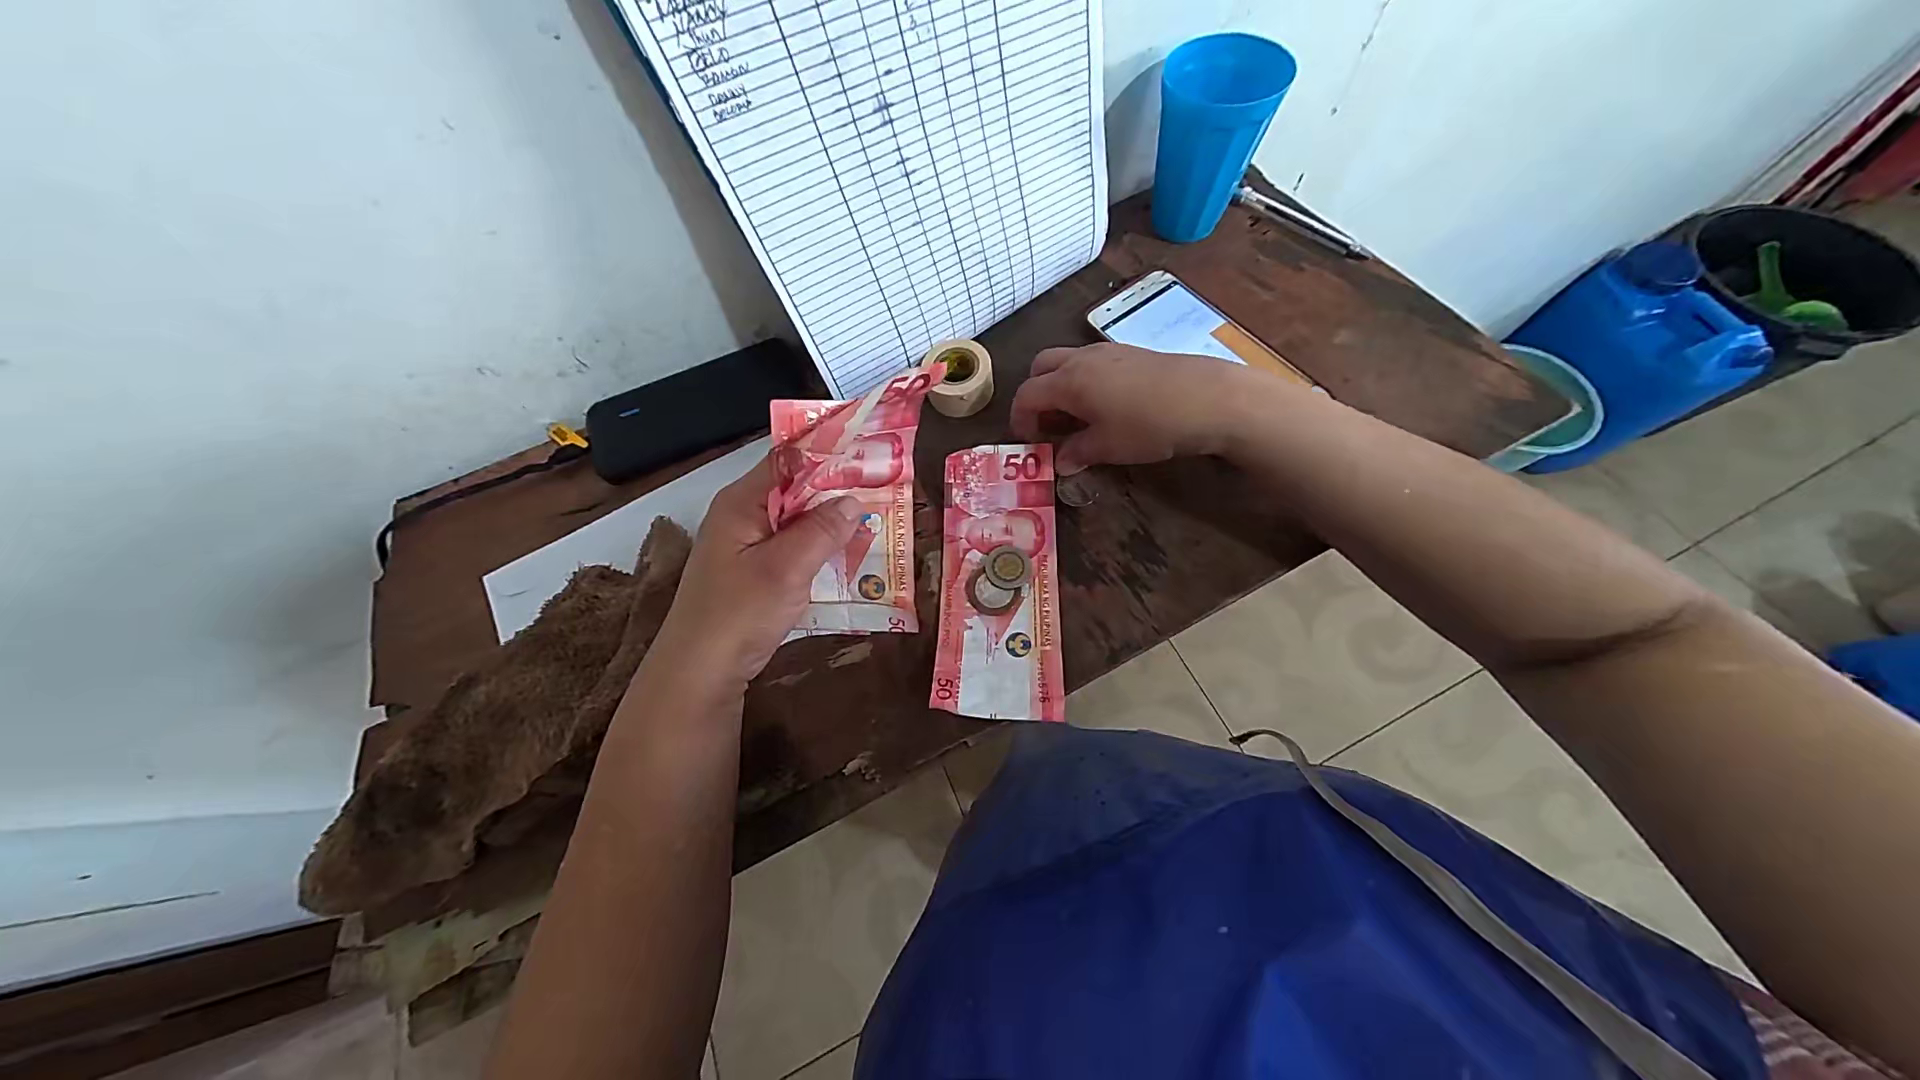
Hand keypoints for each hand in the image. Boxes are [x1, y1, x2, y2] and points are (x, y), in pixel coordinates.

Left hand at [650, 456, 862, 689]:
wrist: (700, 673)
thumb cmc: (739, 614)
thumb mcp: (786, 569)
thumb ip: (821, 530)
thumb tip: (853, 499)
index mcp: (741, 503)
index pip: (787, 460)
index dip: (827, 452)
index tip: (869, 451)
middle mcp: (742, 516)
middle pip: (795, 489)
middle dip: (837, 488)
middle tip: (884, 486)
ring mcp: (748, 545)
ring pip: (798, 521)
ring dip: (832, 521)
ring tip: (877, 517)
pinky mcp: (756, 572)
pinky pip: (795, 547)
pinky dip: (821, 547)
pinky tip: (850, 555)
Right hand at [1008, 344, 1269, 473]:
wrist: (1207, 398)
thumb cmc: (1149, 425)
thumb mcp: (1108, 447)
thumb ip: (1078, 452)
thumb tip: (1061, 461)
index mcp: (1068, 381)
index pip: (1027, 394)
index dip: (1020, 419)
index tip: (1029, 443)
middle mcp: (1081, 359)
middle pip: (1040, 367)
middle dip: (1035, 395)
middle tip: (1048, 425)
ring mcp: (1107, 351)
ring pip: (1067, 361)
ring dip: (1060, 387)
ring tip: (1077, 419)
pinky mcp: (1131, 353)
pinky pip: (1092, 362)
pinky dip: (1084, 381)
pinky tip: (1106, 406)